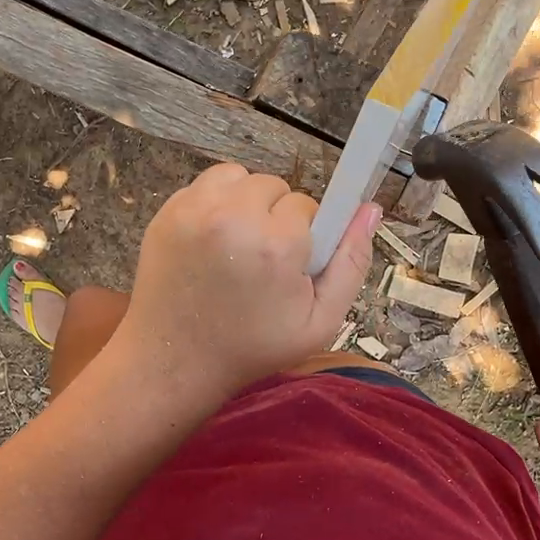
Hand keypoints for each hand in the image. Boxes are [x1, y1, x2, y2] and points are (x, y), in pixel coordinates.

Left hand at [112, 162, 379, 398]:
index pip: (309, 207)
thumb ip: (351, 264)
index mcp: (276, 245)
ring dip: (247, 203)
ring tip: (239, 246)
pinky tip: (214, 242)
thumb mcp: (319, 323)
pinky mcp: (168, 211)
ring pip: (241, 178)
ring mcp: (195, 210)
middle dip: (277, 218)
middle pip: (276, 187)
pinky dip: (216, 204)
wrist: (174, 361)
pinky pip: (207, 184)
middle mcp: (234, 217)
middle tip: (261, 262)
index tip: (288, 268)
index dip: (305, 237)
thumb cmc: (251, 349)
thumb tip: (370, 210)